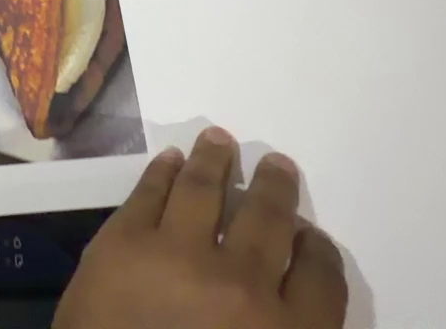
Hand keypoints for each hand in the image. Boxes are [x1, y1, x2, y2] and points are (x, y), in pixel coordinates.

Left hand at [55, 127, 346, 328]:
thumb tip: (294, 306)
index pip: (320, 278)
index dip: (317, 250)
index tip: (310, 234)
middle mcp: (241, 284)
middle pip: (266, 220)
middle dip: (274, 188)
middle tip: (276, 164)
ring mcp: (178, 254)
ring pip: (205, 190)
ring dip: (214, 160)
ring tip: (219, 139)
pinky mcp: (125, 240)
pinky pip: (150, 192)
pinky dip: (164, 171)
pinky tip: (170, 160)